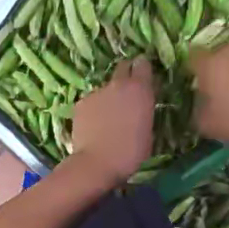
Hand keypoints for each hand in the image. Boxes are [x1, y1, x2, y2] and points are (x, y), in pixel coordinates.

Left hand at [66, 58, 154, 183]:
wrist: (96, 163)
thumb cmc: (130, 152)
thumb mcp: (147, 131)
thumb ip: (143, 111)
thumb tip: (139, 107)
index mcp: (140, 89)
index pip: (143, 64)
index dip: (143, 69)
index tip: (143, 78)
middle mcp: (118, 84)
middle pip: (122, 67)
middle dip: (126, 75)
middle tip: (126, 93)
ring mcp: (96, 92)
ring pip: (105, 88)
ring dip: (108, 96)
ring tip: (106, 117)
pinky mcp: (80, 103)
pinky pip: (91, 101)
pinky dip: (93, 109)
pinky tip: (93, 125)